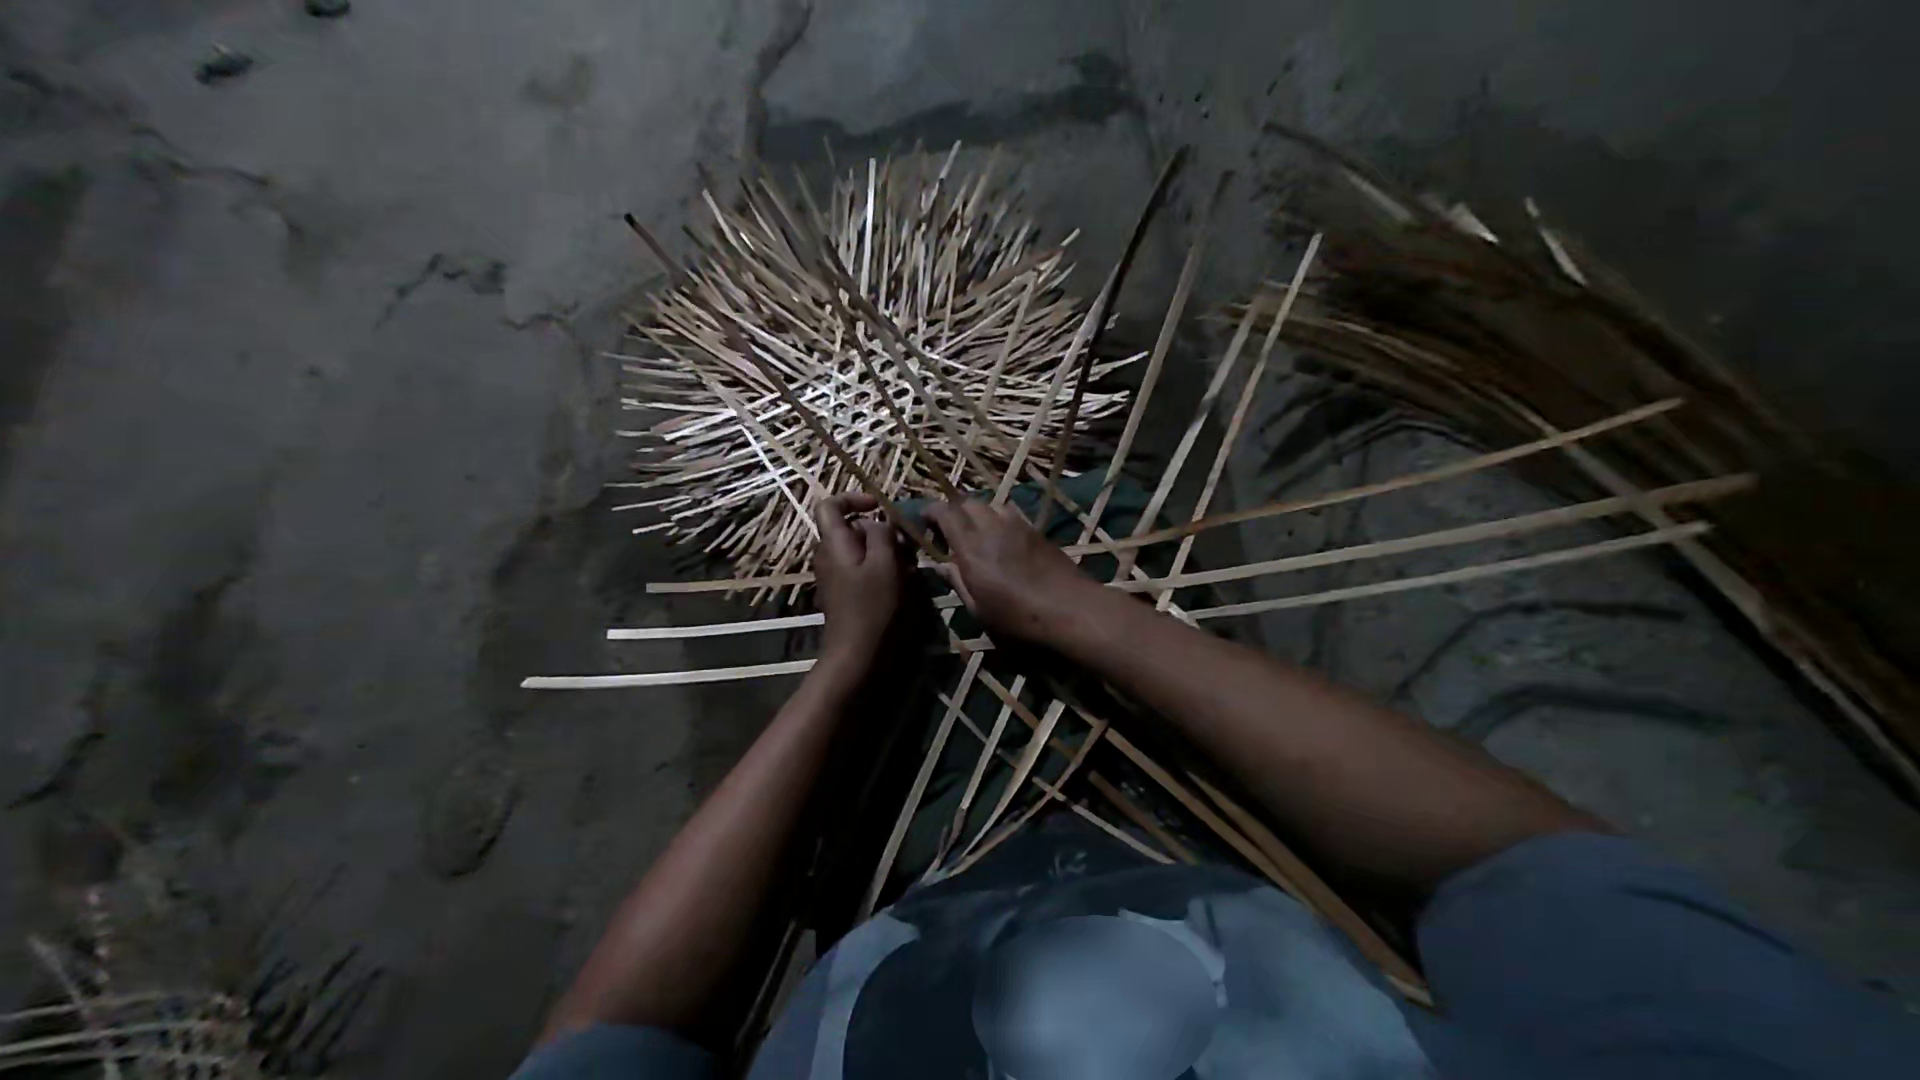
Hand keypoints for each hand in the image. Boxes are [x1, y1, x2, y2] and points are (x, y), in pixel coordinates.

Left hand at [813, 493, 904, 668]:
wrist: (857, 654)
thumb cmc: (872, 605)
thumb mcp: (885, 562)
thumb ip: (882, 534)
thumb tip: (879, 523)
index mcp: (833, 543)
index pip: (830, 505)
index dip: (854, 498)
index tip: (879, 506)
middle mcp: (828, 556)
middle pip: (851, 529)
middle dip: (879, 531)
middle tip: (905, 544)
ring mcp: (834, 576)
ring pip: (860, 550)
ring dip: (884, 552)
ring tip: (907, 567)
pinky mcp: (844, 593)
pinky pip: (861, 570)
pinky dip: (880, 570)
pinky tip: (900, 585)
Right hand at [924, 499, 1091, 641]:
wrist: (1069, 606)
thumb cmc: (1018, 615)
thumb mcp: (979, 608)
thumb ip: (957, 581)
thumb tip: (940, 565)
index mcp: (971, 546)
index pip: (945, 512)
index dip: (930, 511)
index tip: (923, 519)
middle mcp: (991, 526)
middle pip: (967, 502)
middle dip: (953, 510)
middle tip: (948, 528)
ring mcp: (1016, 524)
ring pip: (990, 504)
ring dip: (977, 512)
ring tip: (975, 531)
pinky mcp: (1035, 529)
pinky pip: (1009, 513)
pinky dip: (997, 518)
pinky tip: (1001, 538)